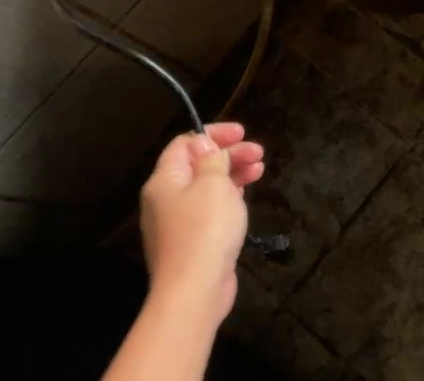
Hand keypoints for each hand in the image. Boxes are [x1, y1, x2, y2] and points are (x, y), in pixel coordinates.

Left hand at [138, 122, 264, 325]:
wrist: (194, 290)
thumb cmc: (205, 228)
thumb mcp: (214, 183)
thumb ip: (212, 159)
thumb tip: (205, 145)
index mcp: (164, 181)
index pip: (184, 144)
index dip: (213, 134)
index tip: (242, 133)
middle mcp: (165, 199)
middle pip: (197, 164)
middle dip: (229, 154)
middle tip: (258, 153)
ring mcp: (177, 222)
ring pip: (206, 187)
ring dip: (233, 174)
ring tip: (259, 171)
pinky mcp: (192, 241)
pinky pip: (210, 208)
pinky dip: (229, 197)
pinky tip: (245, 197)